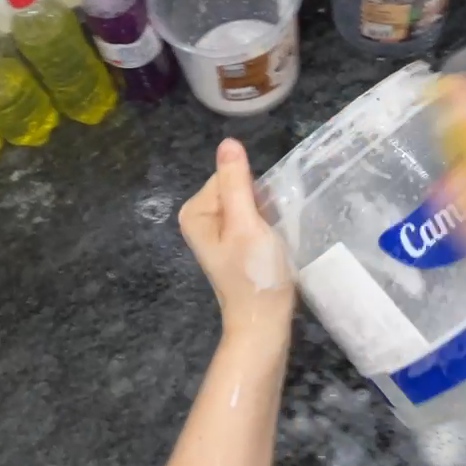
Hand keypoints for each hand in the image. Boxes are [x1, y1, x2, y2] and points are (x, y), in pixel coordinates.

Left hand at [179, 139, 294, 342]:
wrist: (264, 323)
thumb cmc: (254, 273)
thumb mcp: (246, 223)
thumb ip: (236, 183)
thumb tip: (227, 142)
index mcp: (196, 211)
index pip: (229, 175)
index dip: (253, 191)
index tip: (261, 218)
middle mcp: (201, 218)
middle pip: (238, 187)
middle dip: (259, 202)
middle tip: (266, 232)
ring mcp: (218, 232)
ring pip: (249, 203)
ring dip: (265, 215)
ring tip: (269, 241)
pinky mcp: (235, 244)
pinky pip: (253, 219)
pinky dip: (266, 227)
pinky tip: (270, 247)